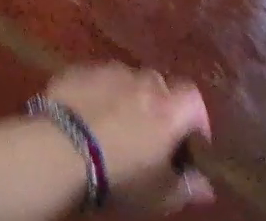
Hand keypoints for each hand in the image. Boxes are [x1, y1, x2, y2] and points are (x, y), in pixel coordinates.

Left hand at [42, 63, 215, 213]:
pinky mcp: (76, 70)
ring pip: (124, 77)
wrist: (60, 148)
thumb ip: (186, 188)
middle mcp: (140, 82)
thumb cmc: (119, 174)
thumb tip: (205, 186)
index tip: (189, 138)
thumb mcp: (159, 194)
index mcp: (168, 110)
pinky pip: (94, 76)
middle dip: (158, 103)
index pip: (193, 98)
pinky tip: (86, 111)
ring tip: (114, 120)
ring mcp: (105, 71)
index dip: (194, 116)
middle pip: (158, 83)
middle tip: (149, 130)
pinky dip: (96, 90)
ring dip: (125, 94)